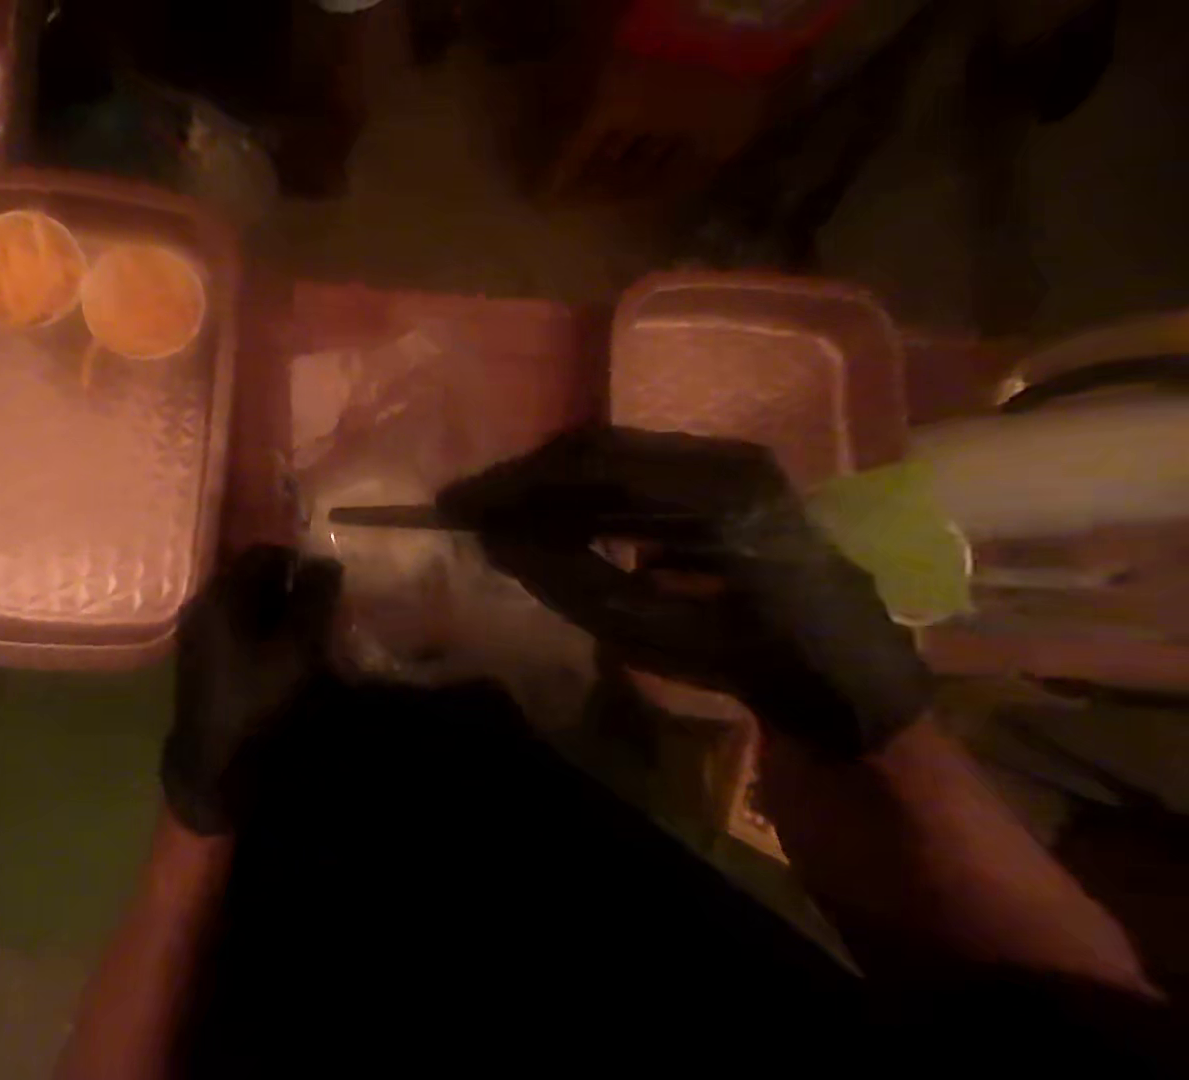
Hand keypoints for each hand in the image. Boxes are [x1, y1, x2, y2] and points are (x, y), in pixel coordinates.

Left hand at [162, 545, 342, 834]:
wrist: (218, 764)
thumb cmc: (263, 698)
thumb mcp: (300, 644)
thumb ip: (314, 597)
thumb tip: (324, 564)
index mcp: (220, 595)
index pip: (260, 554)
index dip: (296, 559)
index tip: (325, 578)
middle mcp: (201, 606)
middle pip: (248, 578)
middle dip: (286, 585)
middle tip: (321, 603)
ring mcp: (196, 635)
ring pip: (242, 605)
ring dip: (274, 609)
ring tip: (307, 628)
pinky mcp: (199, 661)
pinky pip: (233, 629)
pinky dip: (259, 630)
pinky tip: (282, 651)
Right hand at [436, 427, 929, 756]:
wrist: (836, 665)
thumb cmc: (743, 656)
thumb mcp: (644, 630)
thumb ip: (564, 577)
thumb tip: (493, 539)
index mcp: (715, 492)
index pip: (590, 465)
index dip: (514, 483)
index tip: (458, 503)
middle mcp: (722, 455)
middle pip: (594, 448)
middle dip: (522, 479)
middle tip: (468, 506)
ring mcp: (724, 458)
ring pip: (608, 454)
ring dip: (546, 483)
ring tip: (497, 512)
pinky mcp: (717, 472)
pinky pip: (629, 469)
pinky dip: (577, 491)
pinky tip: (547, 515)